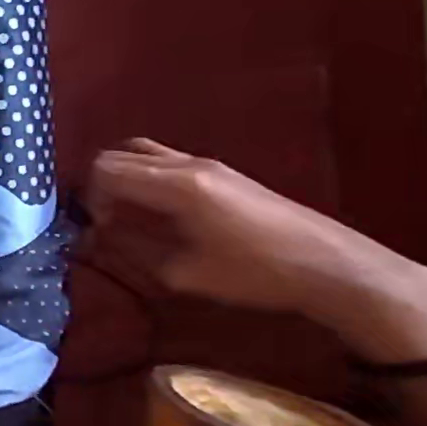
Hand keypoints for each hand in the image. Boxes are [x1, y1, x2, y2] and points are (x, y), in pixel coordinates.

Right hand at [81, 139, 426, 363]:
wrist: (338, 270)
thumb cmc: (255, 274)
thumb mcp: (180, 272)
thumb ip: (127, 247)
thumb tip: (89, 235)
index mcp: (176, 185)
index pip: (103, 170)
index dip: (88, 197)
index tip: (98, 227)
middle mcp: (187, 164)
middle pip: (115, 155)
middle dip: (97, 184)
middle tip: (104, 218)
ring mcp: (206, 163)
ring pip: (137, 151)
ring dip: (120, 175)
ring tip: (125, 207)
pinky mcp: (221, 171)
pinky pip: (162, 158)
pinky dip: (143, 174)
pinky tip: (154, 206)